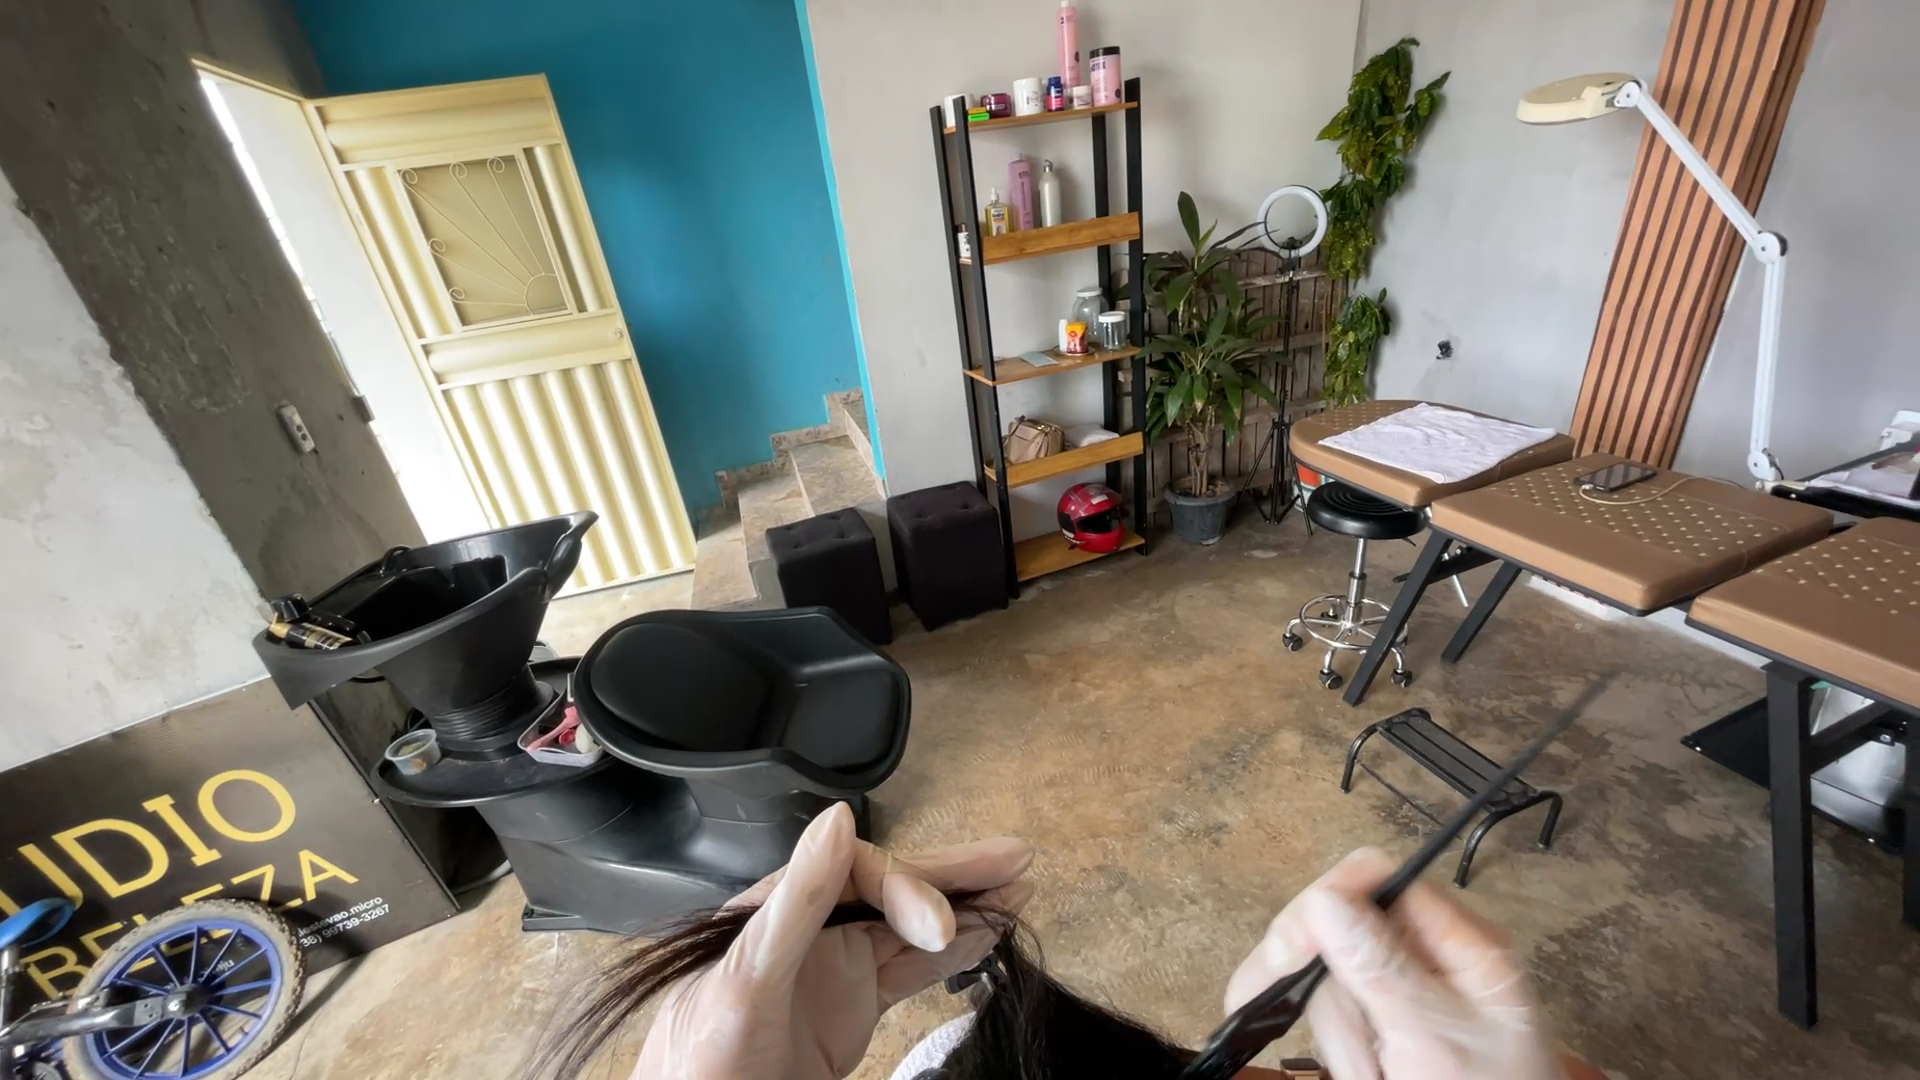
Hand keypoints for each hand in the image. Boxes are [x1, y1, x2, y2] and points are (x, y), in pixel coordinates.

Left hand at [634, 802, 1034, 1079]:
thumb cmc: (705, 1067)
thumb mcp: (746, 979)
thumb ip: (796, 900)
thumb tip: (841, 816)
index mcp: (782, 904)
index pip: (860, 872)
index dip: (908, 888)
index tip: (941, 925)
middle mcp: (814, 924)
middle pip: (896, 887)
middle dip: (957, 874)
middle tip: (1016, 859)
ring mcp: (837, 964)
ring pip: (912, 925)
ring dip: (965, 907)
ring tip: (1017, 890)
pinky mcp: (853, 1002)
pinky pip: (911, 968)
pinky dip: (951, 952)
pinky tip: (985, 935)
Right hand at [1225, 848, 1565, 1079]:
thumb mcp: (1434, 1040)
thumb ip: (1379, 966)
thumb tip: (1320, 896)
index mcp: (1458, 938)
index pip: (1373, 875)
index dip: (1321, 899)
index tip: (1285, 952)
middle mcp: (1428, 945)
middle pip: (1338, 919)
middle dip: (1317, 978)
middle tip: (1275, 1010)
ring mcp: (1405, 979)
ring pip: (1328, 967)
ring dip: (1334, 1028)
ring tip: (1363, 1074)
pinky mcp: (1386, 1011)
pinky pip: (1335, 1003)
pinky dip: (1338, 1042)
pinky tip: (1356, 1069)